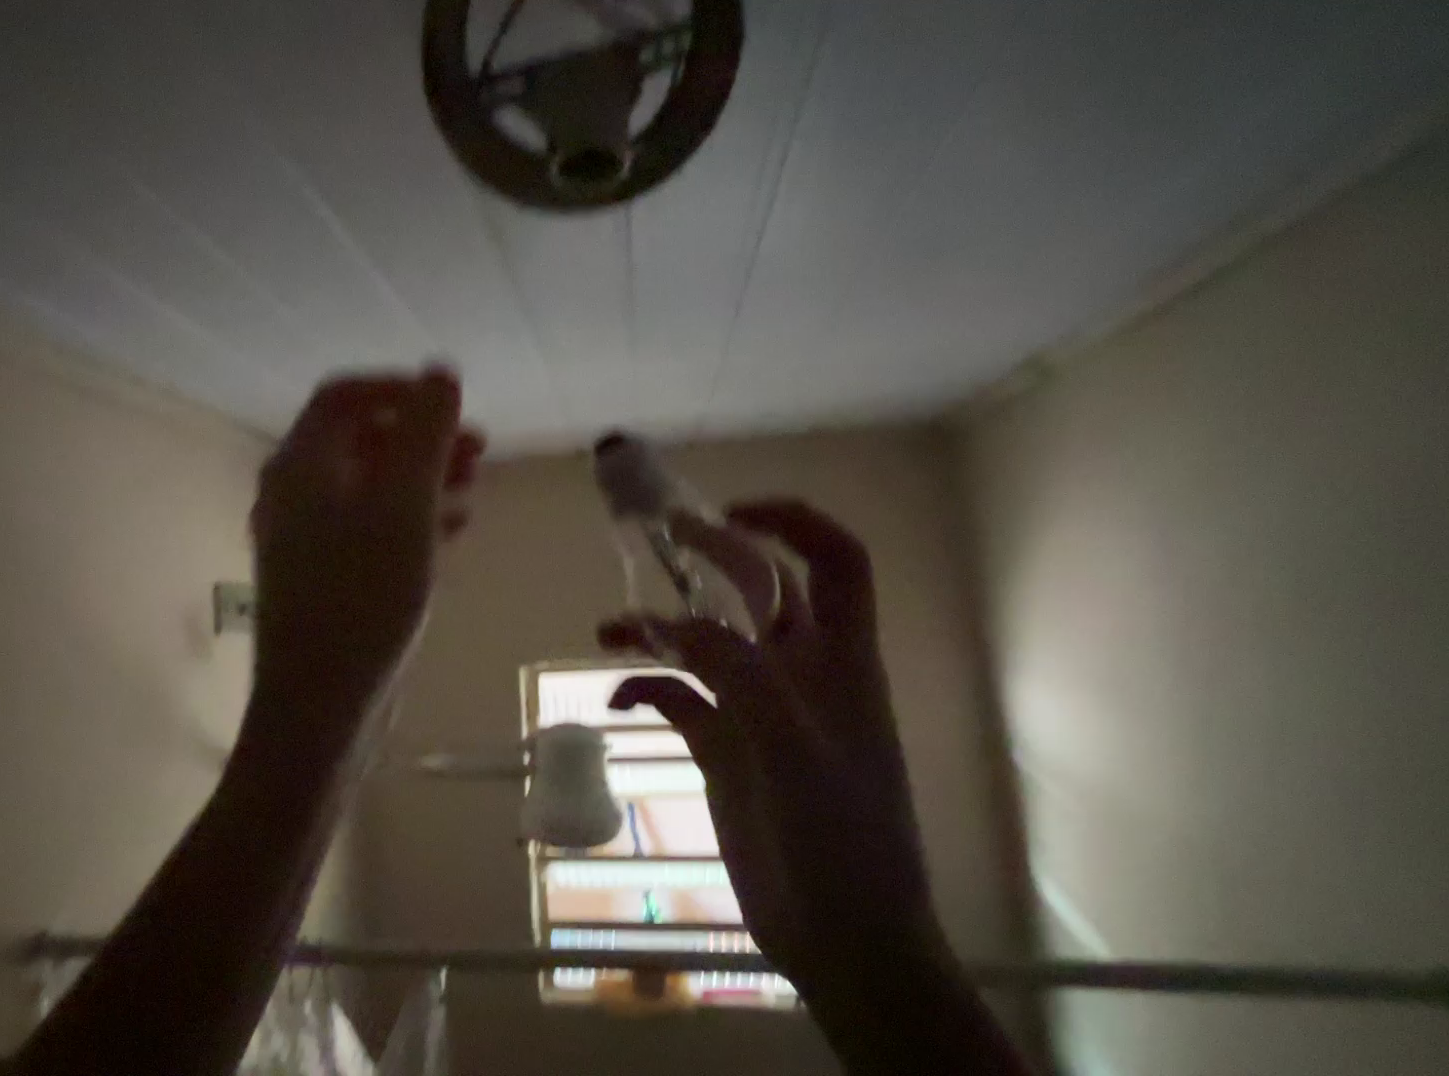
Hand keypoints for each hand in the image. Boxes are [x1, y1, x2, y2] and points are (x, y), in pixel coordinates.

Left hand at [248, 368, 483, 755]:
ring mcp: (308, 539)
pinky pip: (372, 528)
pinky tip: (452, 533)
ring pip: (372, 487)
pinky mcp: (327, 578)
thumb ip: (425, 433)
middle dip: (423, 438)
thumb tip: (441, 371)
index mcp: (301, 465)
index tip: (455, 406)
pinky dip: (412, 520)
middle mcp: (295, 493)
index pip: (345, 397)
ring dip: (423, 480)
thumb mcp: (404, 506)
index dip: (401, 389)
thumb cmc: (364, 598)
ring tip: (474, 493)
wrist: (322, 708)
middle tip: (480, 451)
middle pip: (362, 442)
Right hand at [597, 500, 941, 987]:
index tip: (732, 514)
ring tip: (608, 629)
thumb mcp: (793, 748)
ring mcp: (758, 709)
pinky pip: (679, 699)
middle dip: (711, 558)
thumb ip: (740, 675)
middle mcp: (798, 671)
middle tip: (657, 541)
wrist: (840, 935)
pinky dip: (648, 688)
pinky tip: (618, 700)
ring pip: (706, 644)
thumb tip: (677, 624)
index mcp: (839, 659)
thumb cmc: (840, 838)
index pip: (834, 562)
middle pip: (757, 591)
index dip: (792, 524)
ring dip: (661, 629)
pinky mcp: (725, 748)